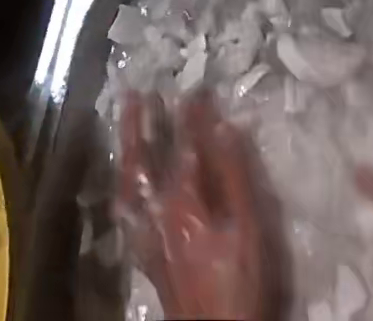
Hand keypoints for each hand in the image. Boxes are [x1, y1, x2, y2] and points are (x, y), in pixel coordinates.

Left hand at [117, 91, 269, 320]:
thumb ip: (236, 176)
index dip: (192, 114)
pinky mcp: (143, 246)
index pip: (187, 142)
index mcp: (183, 197)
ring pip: (129, 173)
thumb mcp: (249, 229)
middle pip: (144, 153)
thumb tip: (227, 127)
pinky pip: (125, 202)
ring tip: (125, 119)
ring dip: (128, 142)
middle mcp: (156, 205)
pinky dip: (123, 179)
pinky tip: (123, 174)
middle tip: (137, 91)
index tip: (195, 89)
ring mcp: (146, 227)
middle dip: (141, 121)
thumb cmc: (239, 282)